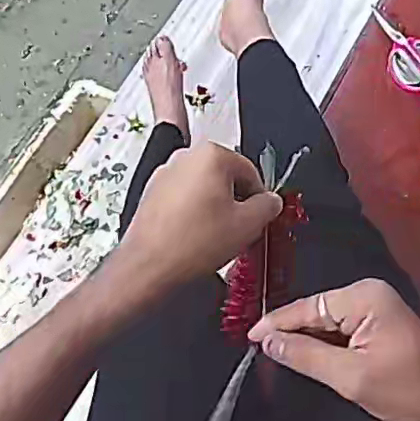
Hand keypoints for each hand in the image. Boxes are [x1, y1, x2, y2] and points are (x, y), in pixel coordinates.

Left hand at [114, 142, 282, 292]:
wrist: (148, 266)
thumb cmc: (193, 242)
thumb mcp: (248, 224)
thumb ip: (268, 206)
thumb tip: (271, 202)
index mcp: (212, 155)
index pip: (251, 172)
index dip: (259, 198)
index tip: (258, 216)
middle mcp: (187, 157)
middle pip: (227, 177)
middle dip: (236, 202)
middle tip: (238, 228)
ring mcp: (166, 173)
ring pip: (205, 188)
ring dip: (215, 208)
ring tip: (215, 236)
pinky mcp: (153, 192)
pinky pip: (185, 198)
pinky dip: (194, 213)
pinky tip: (196, 236)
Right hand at [249, 279, 419, 420]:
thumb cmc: (406, 392)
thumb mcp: (350, 378)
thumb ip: (306, 356)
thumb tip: (267, 342)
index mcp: (365, 296)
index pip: (310, 306)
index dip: (277, 322)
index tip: (248, 337)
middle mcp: (369, 292)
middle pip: (317, 310)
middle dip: (289, 330)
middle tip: (257, 348)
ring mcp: (376, 305)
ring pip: (327, 320)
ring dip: (305, 338)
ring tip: (272, 352)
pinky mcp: (379, 321)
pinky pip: (341, 327)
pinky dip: (323, 342)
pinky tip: (304, 355)